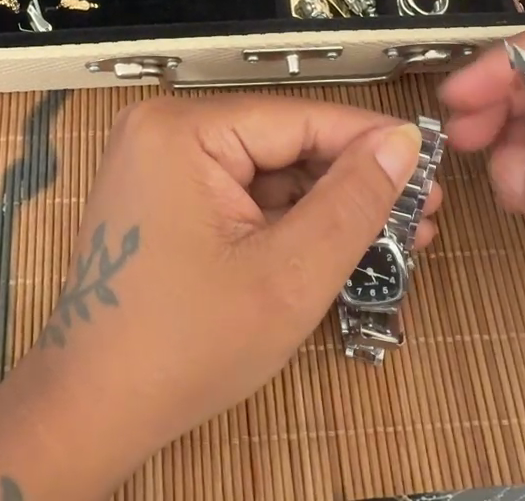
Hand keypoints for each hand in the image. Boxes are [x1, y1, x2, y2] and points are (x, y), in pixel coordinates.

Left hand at [0, 95, 434, 493]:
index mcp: (181, 130)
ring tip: (394, 234)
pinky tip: (336, 241)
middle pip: (282, 142)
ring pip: (265, 169)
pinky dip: (286, 218)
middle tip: (420, 212)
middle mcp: (163, 128)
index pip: (299, 118)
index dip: (368, 142)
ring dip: (324, 203)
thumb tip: (401, 144)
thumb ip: (352, 202)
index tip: (429, 166)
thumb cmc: (184, 347)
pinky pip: (239, 190)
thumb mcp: (288, 276)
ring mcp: (158, 159)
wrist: (95, 407)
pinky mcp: (162, 191)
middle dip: (350, 181)